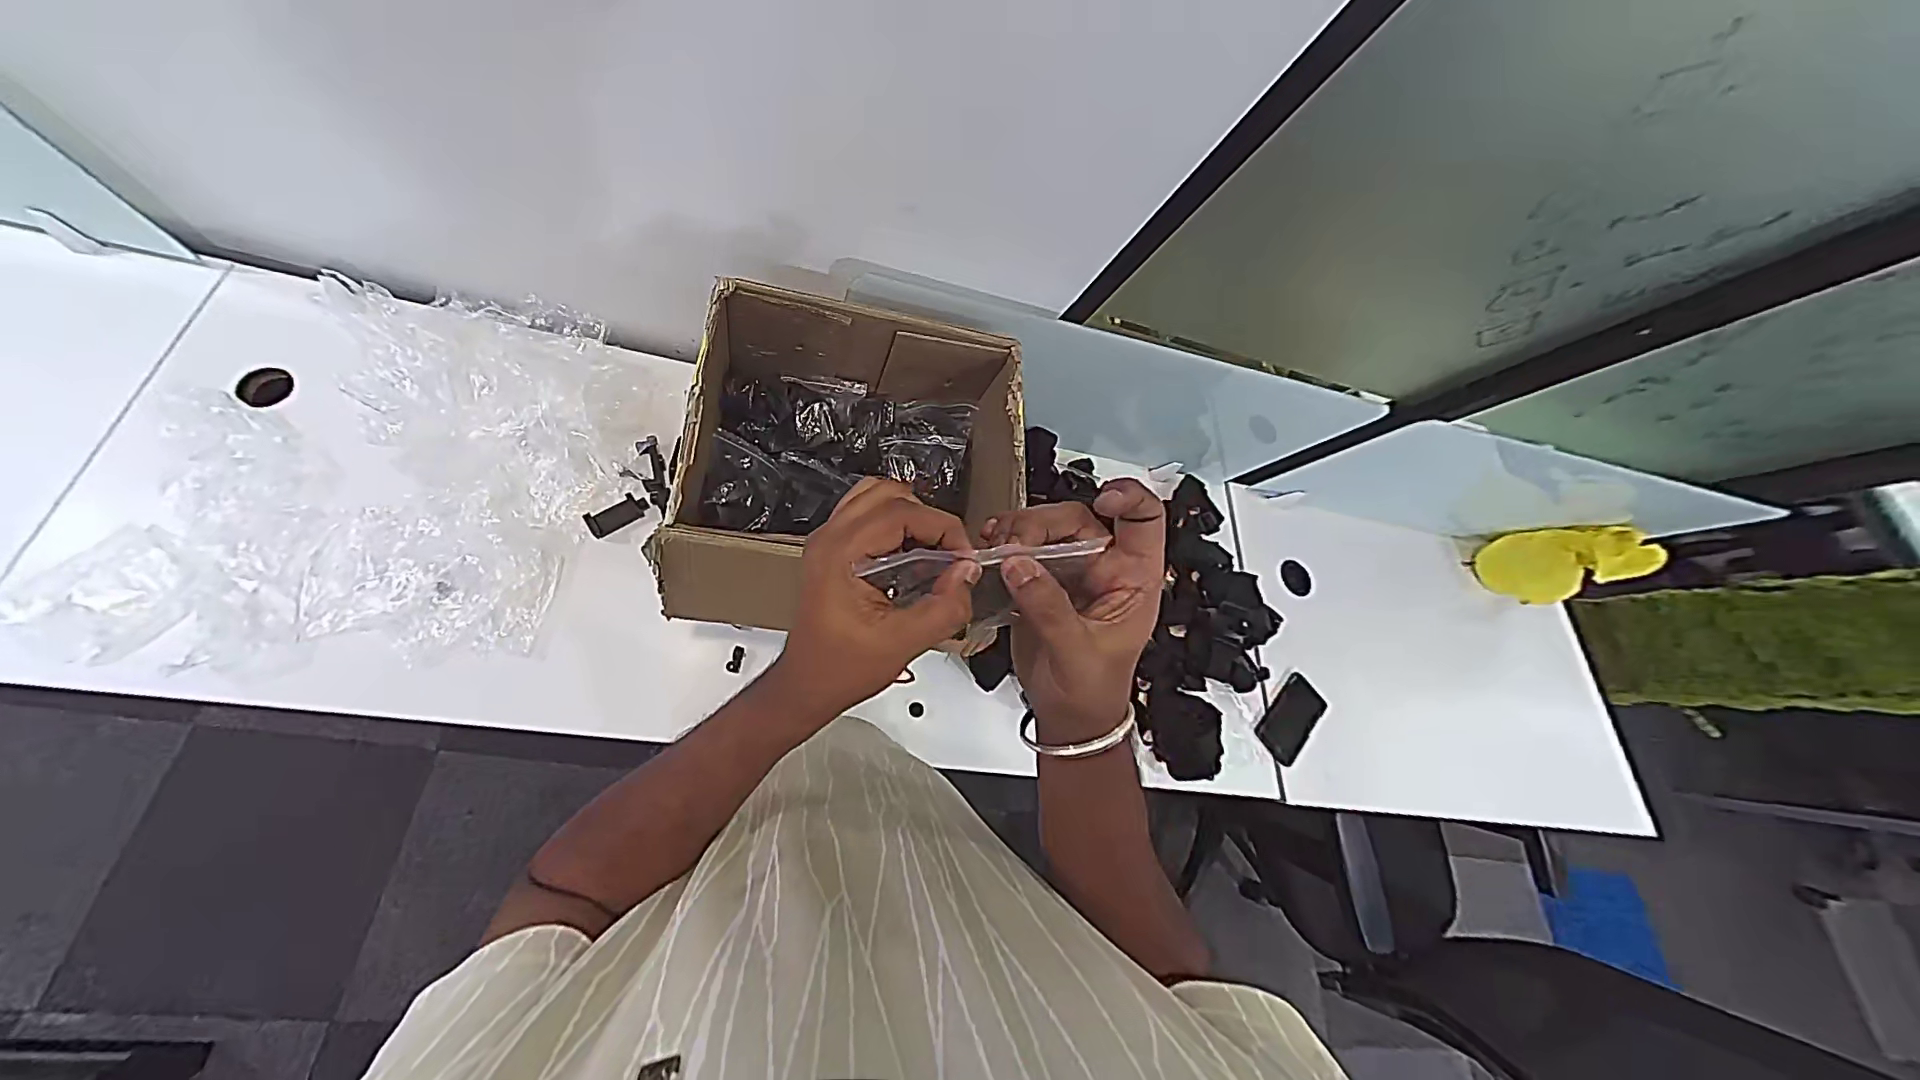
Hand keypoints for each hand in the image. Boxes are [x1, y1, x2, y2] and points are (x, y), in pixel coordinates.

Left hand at [768, 478, 978, 718]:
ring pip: (877, 497)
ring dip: (912, 516)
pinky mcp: (834, 550)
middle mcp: (829, 539)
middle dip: (929, 519)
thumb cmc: (839, 668)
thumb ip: (943, 608)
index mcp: (839, 553)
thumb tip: (967, 573)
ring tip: (932, 550)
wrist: (808, 684)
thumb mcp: (902, 643)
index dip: (942, 527)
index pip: (901, 512)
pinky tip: (912, 556)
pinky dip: (897, 524)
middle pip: (889, 495)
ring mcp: (829, 541)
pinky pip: (868, 515)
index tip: (963, 556)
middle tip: (950, 553)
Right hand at [981, 478, 1164, 739]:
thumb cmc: (1091, 691)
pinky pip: (1021, 549)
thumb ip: (1050, 608)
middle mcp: (1103, 567)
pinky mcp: (1040, 580)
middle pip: (1078, 518)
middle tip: (1014, 546)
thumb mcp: (1078, 652)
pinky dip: (1002, 544)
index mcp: (1132, 578)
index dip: (1130, 498)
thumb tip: (1020, 564)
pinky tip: (989, 549)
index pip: (1144, 520)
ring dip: (1017, 532)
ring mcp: (1070, 572)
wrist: (1067, 716)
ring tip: (996, 550)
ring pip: (1045, 528)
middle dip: (1042, 524)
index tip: (1104, 498)